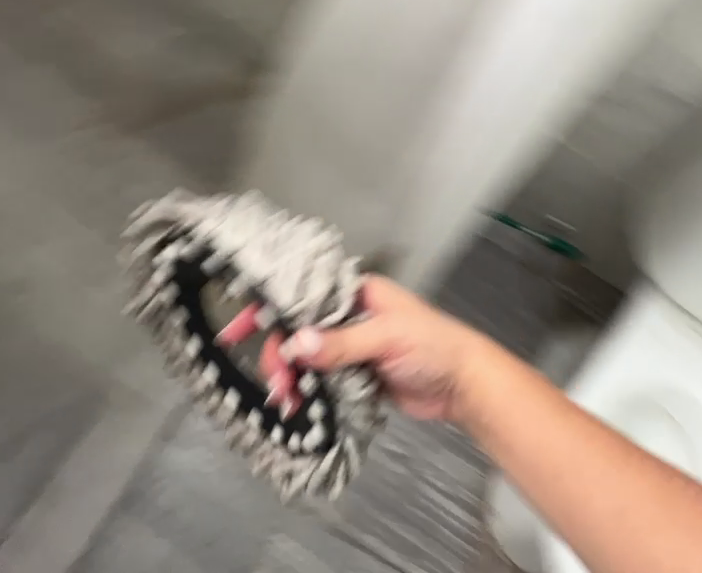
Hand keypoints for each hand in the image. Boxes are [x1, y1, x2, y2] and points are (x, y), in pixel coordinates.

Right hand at [287, 276, 494, 421]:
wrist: (461, 384)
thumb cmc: (433, 345)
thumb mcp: (387, 337)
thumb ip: (341, 343)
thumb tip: (295, 344)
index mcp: (358, 293)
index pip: (306, 294)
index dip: (272, 307)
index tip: (239, 328)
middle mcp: (350, 316)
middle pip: (300, 331)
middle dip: (282, 355)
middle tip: (278, 383)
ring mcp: (352, 347)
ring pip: (307, 359)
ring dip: (292, 378)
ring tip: (288, 401)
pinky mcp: (355, 375)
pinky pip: (321, 381)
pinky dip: (307, 392)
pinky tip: (298, 407)